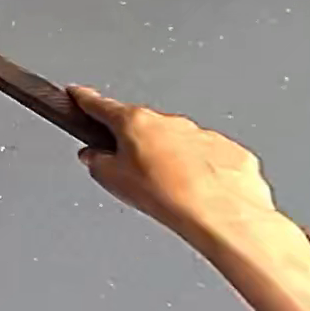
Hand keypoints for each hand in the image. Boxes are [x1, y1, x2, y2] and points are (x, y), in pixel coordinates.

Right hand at [68, 85, 280, 248]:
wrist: (223, 216)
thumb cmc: (168, 197)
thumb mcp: (110, 180)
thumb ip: (96, 161)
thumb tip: (96, 157)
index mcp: (134, 121)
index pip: (99, 104)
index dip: (84, 98)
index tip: (77, 93)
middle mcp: (169, 122)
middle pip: (141, 127)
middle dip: (135, 144)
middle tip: (133, 171)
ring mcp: (203, 135)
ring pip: (177, 142)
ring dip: (170, 159)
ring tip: (171, 191)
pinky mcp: (232, 153)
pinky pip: (209, 157)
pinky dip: (202, 171)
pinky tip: (199, 193)